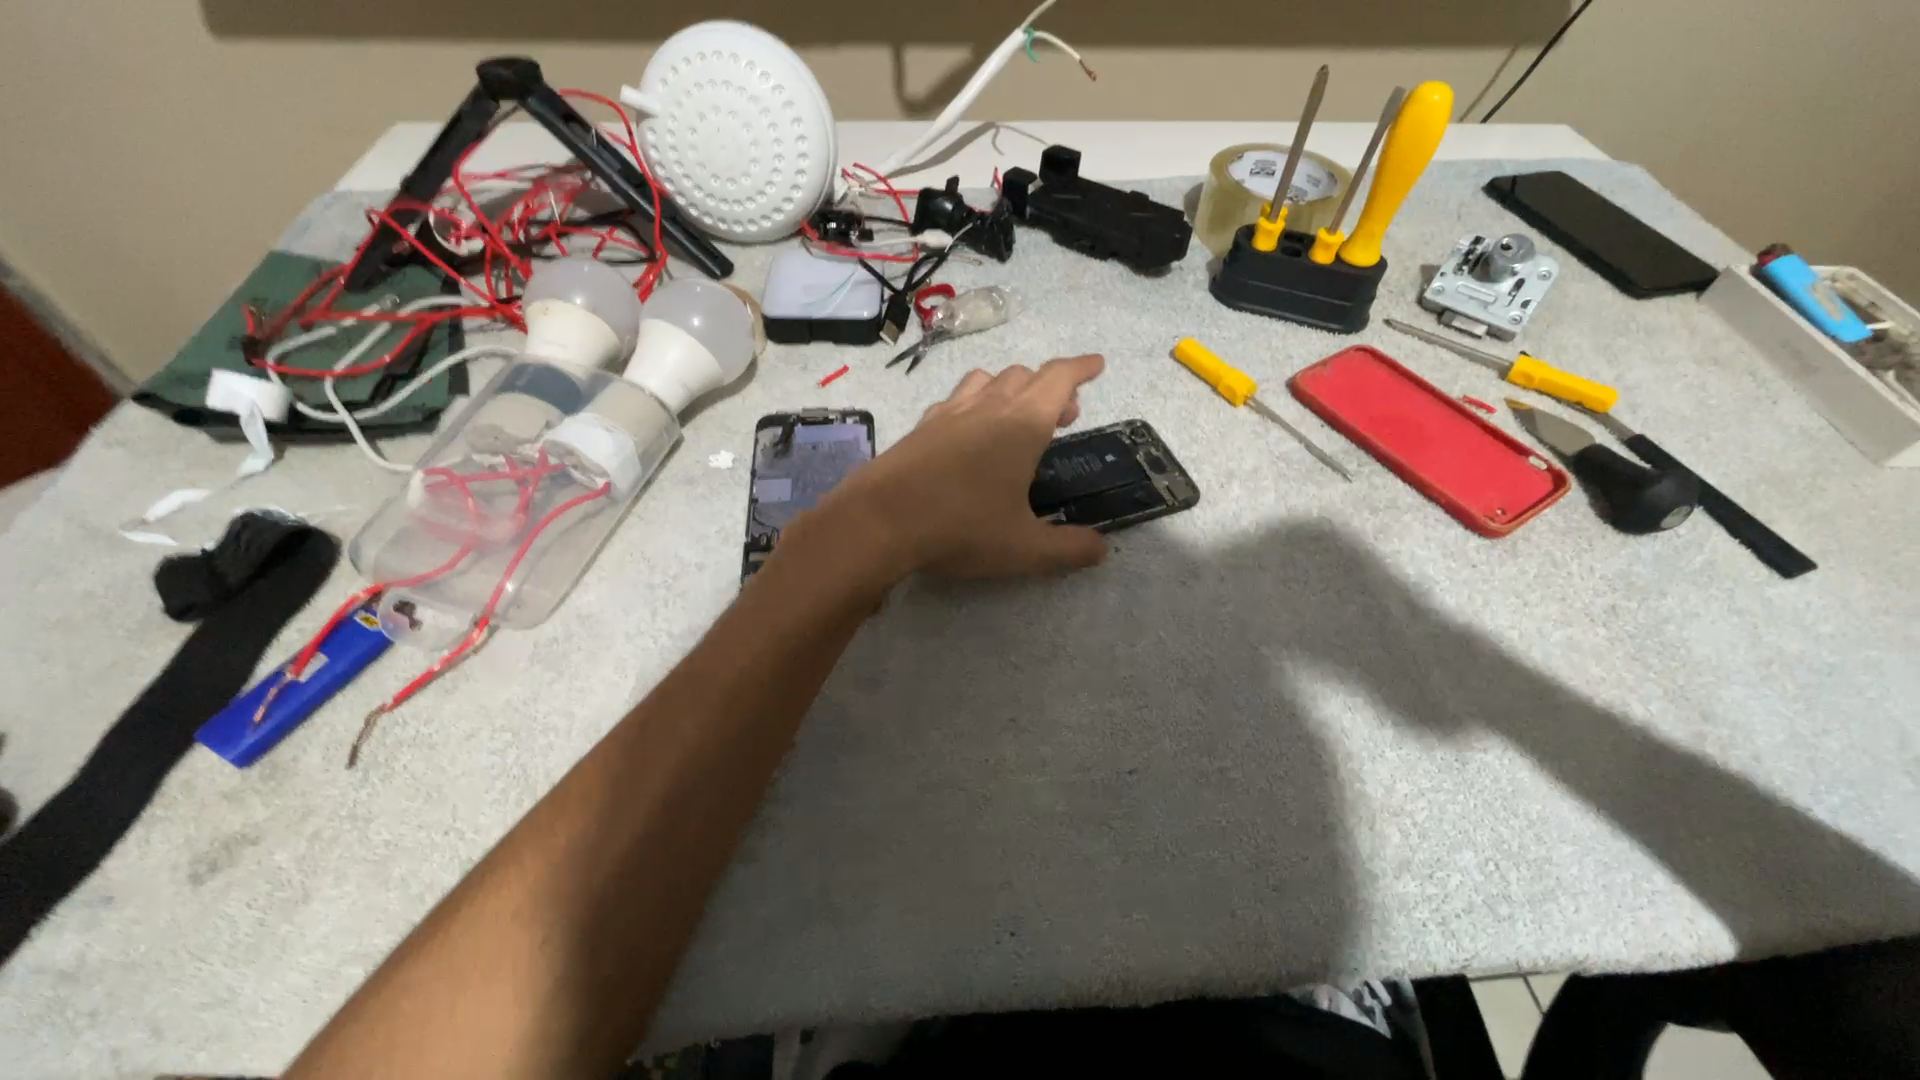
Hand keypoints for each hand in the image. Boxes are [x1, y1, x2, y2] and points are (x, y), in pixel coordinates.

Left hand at [812, 354, 1111, 580]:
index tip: (1096, 364)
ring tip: (1018, 415)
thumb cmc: (960, 529)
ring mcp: (949, 413)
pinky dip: (975, 401)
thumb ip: (1068, 549)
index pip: (1059, 379)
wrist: (878, 522)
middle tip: (1065, 414)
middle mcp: (987, 407)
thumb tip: (1101, 550)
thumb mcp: (1024, 549)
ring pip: (987, 379)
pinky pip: (956, 398)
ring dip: (1011, 387)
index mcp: (1022, 424)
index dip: (1081, 368)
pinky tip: (969, 428)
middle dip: (1051, 386)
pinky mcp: (921, 426)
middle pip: (1025, 375)